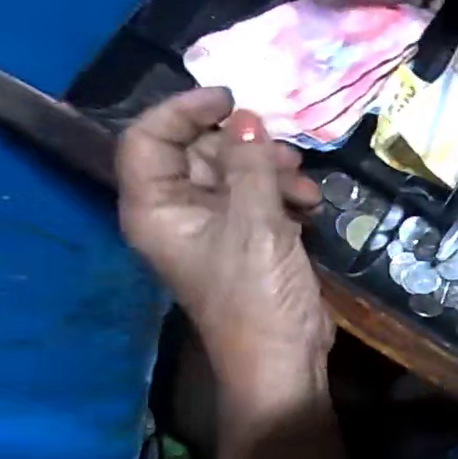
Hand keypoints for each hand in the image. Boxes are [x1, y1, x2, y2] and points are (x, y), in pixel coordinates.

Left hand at [117, 88, 329, 396]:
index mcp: (156, 208)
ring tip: (303, 186)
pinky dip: (281, 194)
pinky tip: (309, 204)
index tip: (230, 100)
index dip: (183, 110)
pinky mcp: (246, 239)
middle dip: (243, 145)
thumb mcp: (255, 223)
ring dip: (271, 170)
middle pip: (197, 152)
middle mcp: (177, 212)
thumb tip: (249, 117)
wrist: (284, 358)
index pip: (147, 138)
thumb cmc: (256, 294)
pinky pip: (256, 198)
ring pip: (233, 173)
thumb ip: (251, 164)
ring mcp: (213, 226)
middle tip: (283, 149)